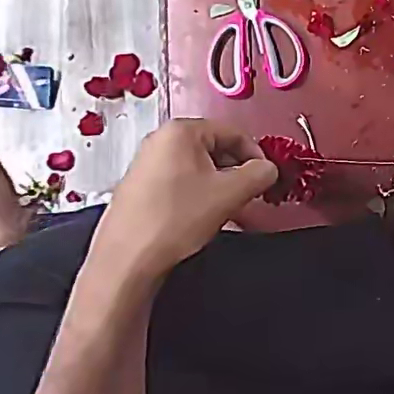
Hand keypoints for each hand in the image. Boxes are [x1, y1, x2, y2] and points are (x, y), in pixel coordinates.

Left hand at [88, 120, 275, 280]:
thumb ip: (261, 173)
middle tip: (248, 195)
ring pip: (200, 168)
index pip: (234, 133)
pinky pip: (182, 181)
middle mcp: (160, 141)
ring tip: (227, 210)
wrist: (126, 261)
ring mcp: (147, 164)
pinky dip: (199, 194)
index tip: (264, 177)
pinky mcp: (140, 187)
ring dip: (220, 186)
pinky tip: (203, 217)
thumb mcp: (231, 193)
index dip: (256, 155)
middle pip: (216, 149)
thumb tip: (268, 169)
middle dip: (237, 172)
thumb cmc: (175, 220)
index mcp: (181, 132)